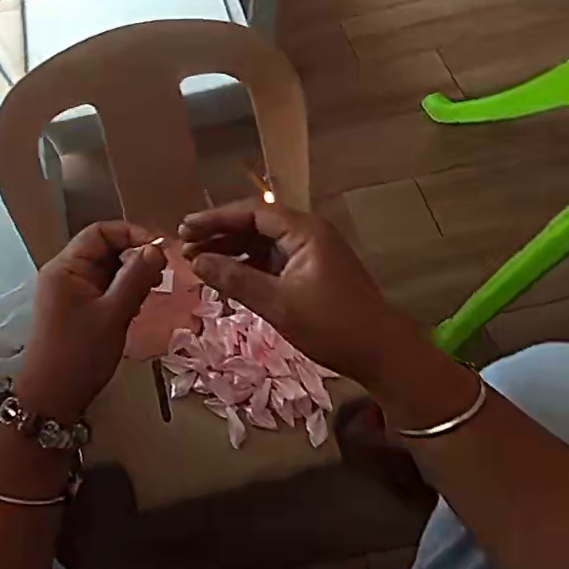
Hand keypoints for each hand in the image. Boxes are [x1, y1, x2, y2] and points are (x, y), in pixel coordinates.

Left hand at [15, 222, 166, 422]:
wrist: (51, 400)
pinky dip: (123, 291)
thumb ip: (136, 278)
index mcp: (65, 267)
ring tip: (152, 291)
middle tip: (162, 274)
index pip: (100, 232)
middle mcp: (65, 273)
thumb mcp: (113, 315)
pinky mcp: (77, 309)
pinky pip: (104, 288)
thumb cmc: (79, 354)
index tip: (159, 250)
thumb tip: (157, 249)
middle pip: (104, 249)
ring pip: (106, 269)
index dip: (131, 234)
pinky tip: (137, 305)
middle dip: (134, 256)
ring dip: (131, 275)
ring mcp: (69, 292)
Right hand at [178, 200, 421, 388]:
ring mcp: (310, 252)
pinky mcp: (310, 271)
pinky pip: (271, 260)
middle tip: (185, 244)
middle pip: (254, 224)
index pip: (252, 213)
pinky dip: (247, 266)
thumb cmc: (332, 325)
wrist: (383, 355)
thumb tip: (196, 262)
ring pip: (261, 243)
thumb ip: (235, 279)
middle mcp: (307, 233)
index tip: (186, 226)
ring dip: (230, 250)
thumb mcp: (277, 303)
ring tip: (197, 260)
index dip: (215, 218)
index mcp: (304, 231)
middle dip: (219, 233)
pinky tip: (224, 275)